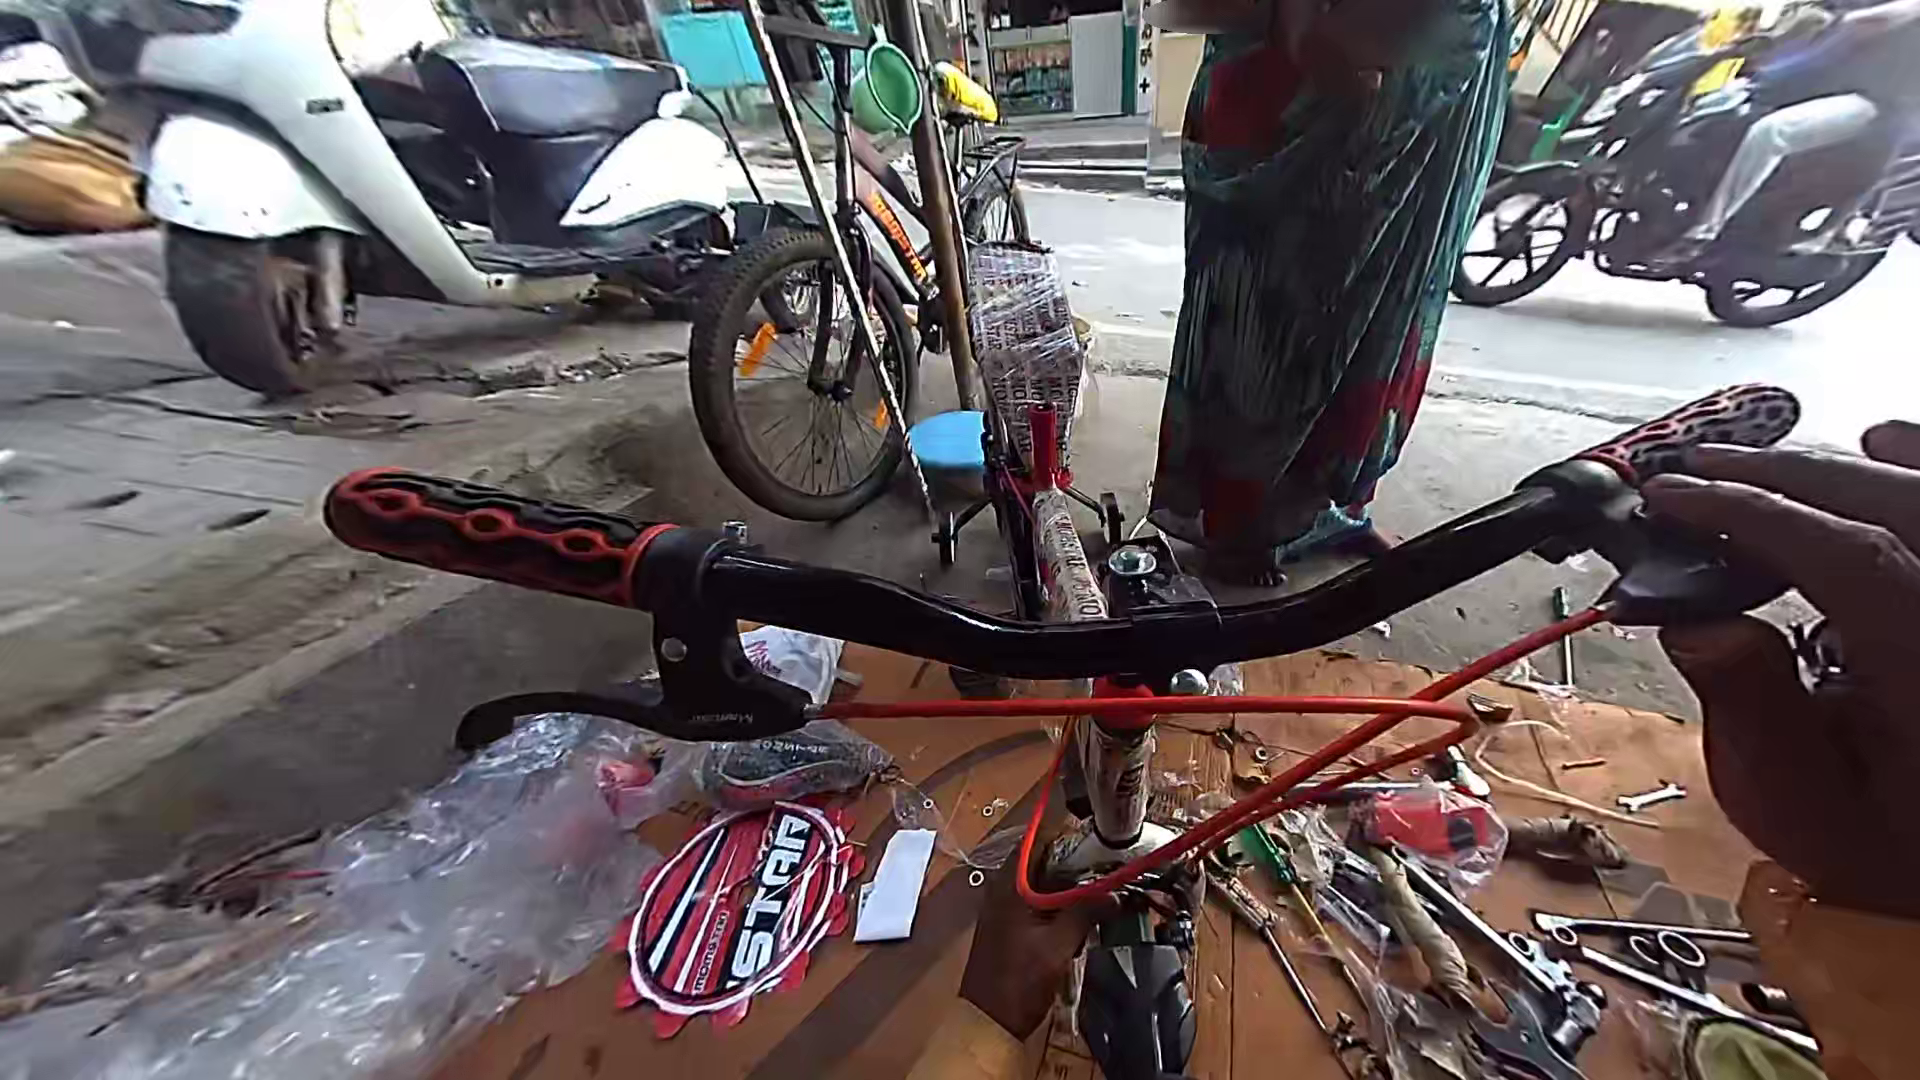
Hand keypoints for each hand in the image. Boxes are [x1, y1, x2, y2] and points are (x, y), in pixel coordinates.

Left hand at [958, 827, 1111, 1037]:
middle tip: (1103, 866)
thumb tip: (1115, 894)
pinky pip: (1034, 899)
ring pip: (1038, 881)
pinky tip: (1078, 913)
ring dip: (1064, 883)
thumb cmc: (1019, 979)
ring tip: (1097, 887)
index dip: (1063, 835)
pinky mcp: (1008, 923)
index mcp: (1010, 882)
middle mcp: (1003, 886)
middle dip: (1070, 861)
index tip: (1092, 839)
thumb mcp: (1058, 946)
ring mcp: (1003, 905)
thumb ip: (1085, 914)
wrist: (987, 1021)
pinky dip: (1054, 901)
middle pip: (1039, 860)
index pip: (1035, 841)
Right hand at [1642, 422, 1919, 918]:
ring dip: (1860, 466)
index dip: (1749, 514)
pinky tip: (1895, 439)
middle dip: (1793, 478)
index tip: (1666, 497)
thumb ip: (1751, 705)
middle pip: (1910, 514)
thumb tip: (1697, 622)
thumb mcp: (1791, 791)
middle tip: (1696, 467)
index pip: (1851, 557)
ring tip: (1763, 455)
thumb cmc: (1870, 840)